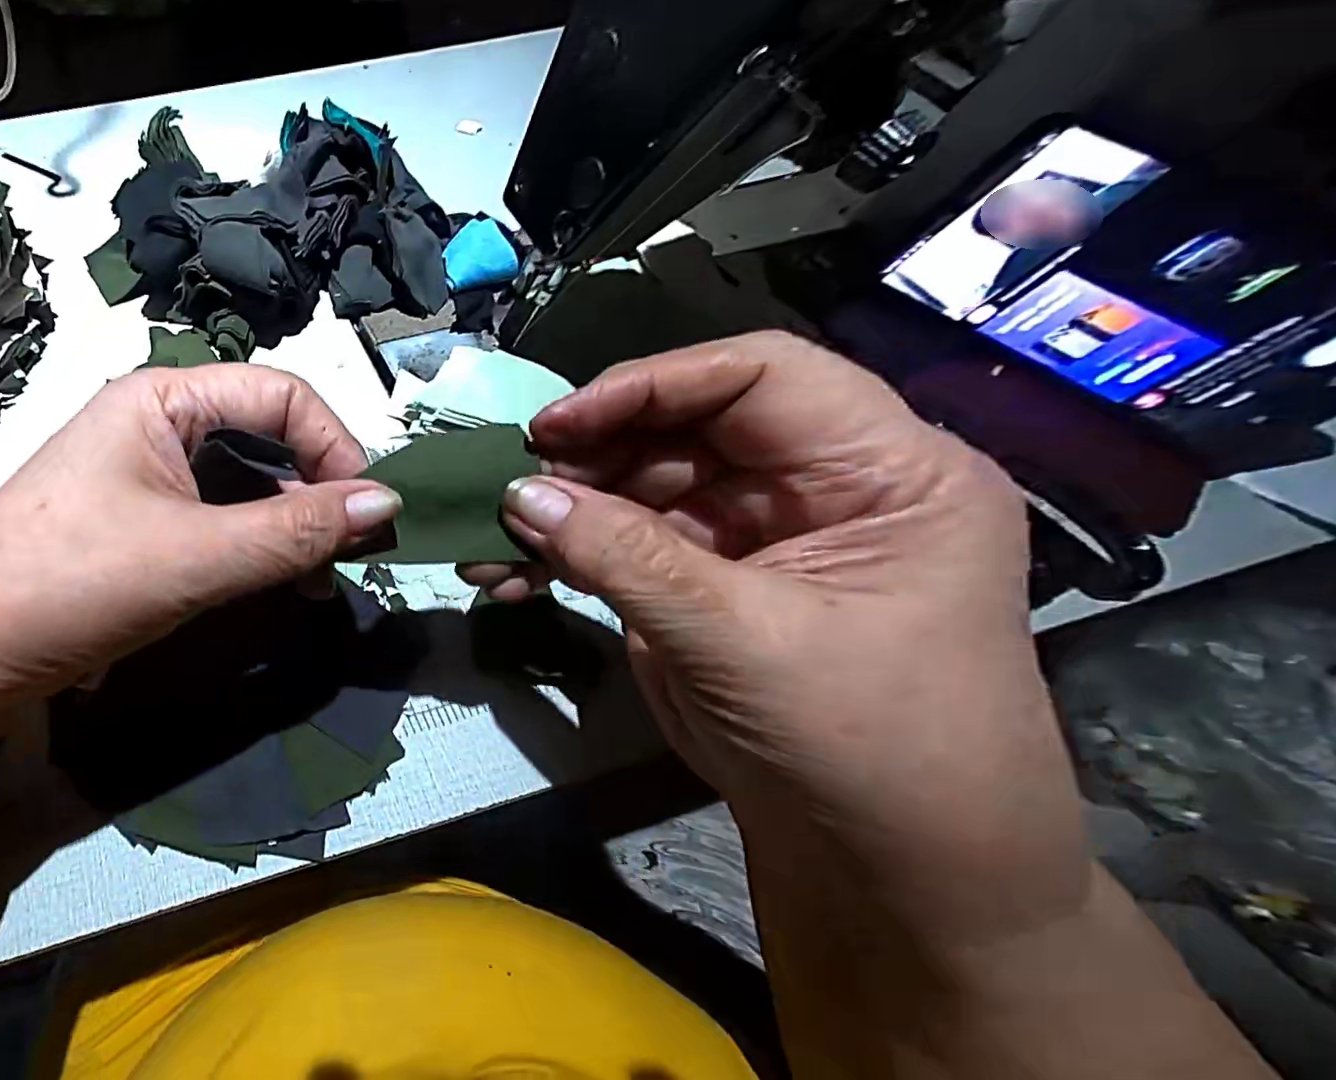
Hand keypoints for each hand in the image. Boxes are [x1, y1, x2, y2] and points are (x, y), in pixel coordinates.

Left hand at [0, 365, 399, 750]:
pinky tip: (285, 581)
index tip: (365, 508)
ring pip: (254, 483)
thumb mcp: (198, 555)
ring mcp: (156, 475)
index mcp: (164, 399)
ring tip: (321, 578)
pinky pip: (230, 518)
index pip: (281, 396)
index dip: (333, 445)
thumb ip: (296, 530)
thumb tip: (389, 502)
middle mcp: (163, 425)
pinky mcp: (153, 522)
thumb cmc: (73, 582)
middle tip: (351, 549)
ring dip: (297, 525)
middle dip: (319, 490)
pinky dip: (266, 546)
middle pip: (271, 437)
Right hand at [464, 333, 1088, 926]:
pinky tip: (512, 576)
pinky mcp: (705, 582)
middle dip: (593, 456)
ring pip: (642, 487)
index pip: (760, 376)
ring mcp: (753, 535)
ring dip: (564, 512)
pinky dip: (568, 556)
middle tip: (513, 488)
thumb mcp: (740, 642)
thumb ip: (624, 557)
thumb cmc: (861, 748)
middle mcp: (817, 484)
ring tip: (492, 542)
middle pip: (686, 429)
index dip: (651, 385)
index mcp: (882, 469)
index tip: (557, 426)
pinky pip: (626, 544)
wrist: (884, 870)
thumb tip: (519, 495)